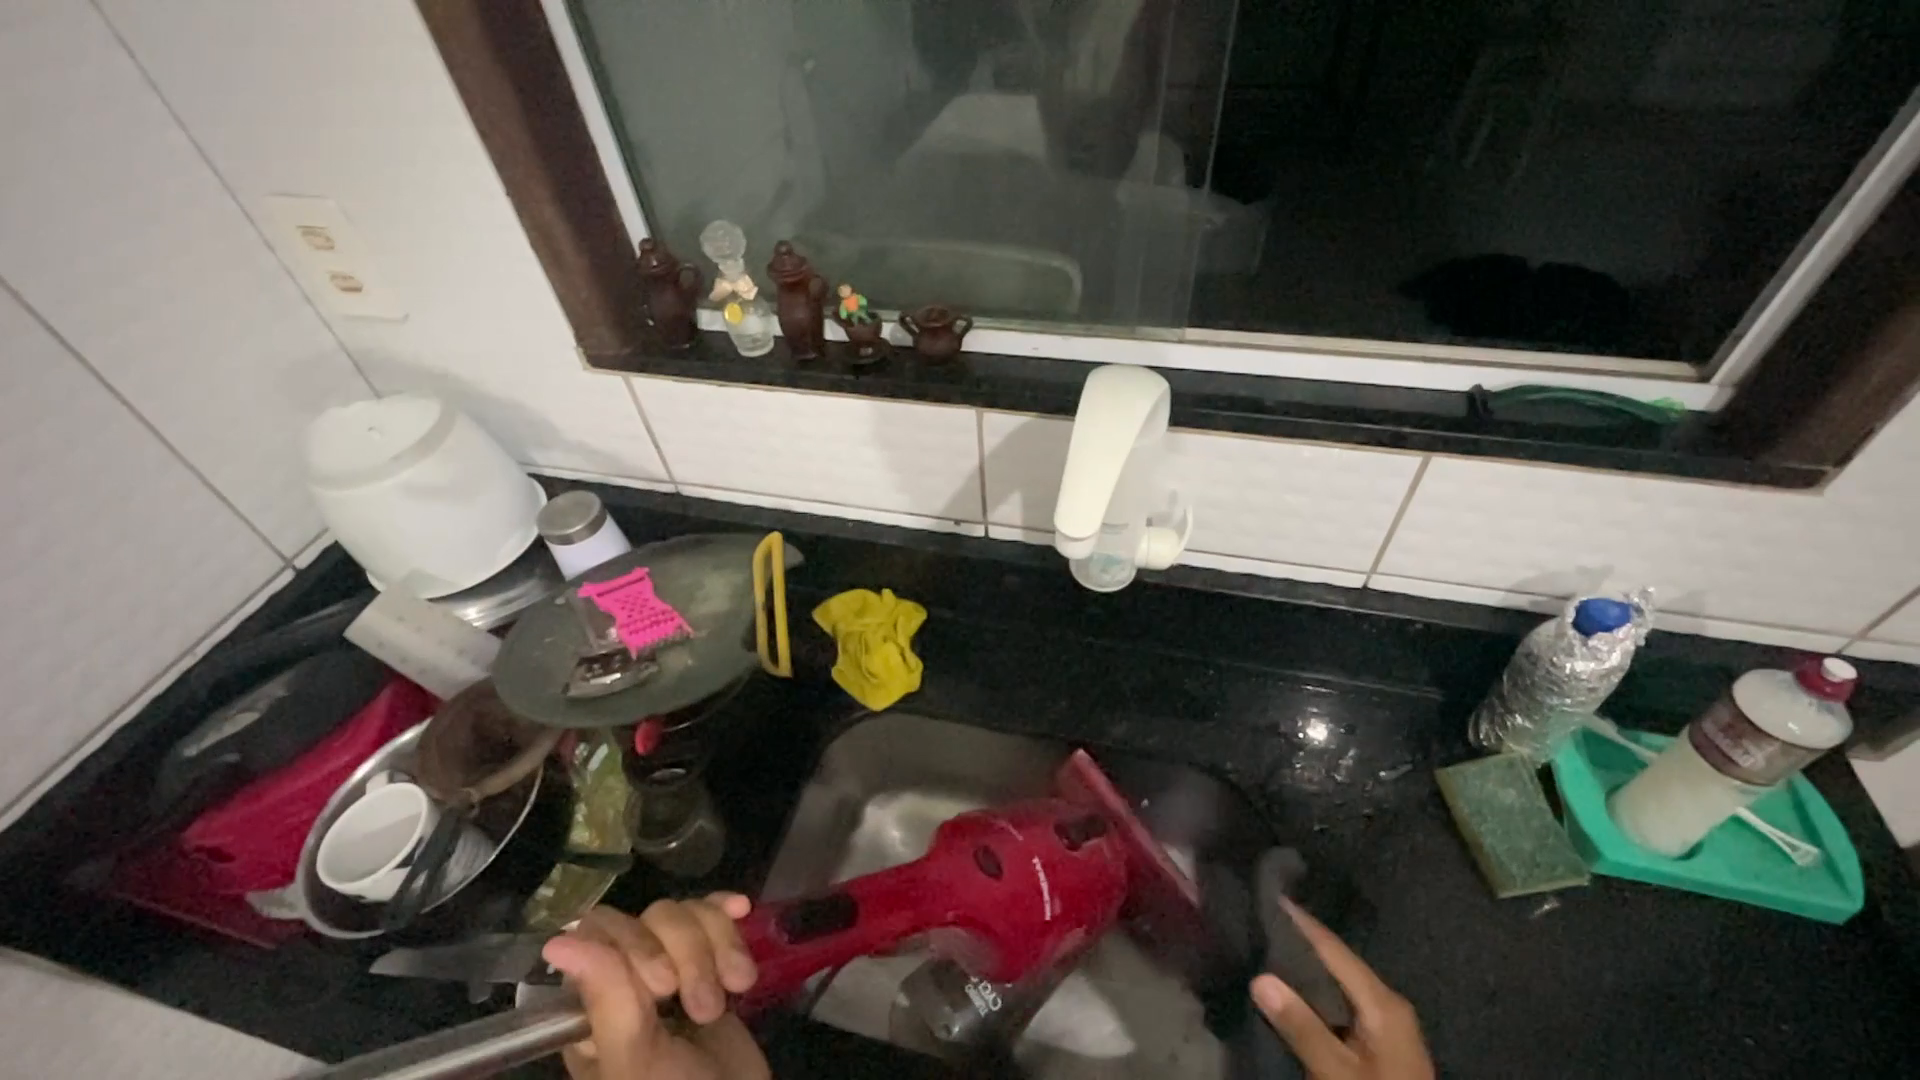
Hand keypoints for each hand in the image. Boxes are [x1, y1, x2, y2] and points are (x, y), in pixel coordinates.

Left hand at [542, 896, 768, 1079]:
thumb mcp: (637, 1064)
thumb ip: (607, 1000)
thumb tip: (557, 943)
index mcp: (593, 1005)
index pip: (601, 933)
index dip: (637, 946)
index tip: (666, 987)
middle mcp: (628, 980)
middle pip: (653, 919)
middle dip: (690, 955)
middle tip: (705, 1008)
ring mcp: (673, 968)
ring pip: (688, 914)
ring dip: (718, 948)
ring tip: (734, 991)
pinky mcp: (711, 962)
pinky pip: (716, 916)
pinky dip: (730, 922)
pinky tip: (743, 913)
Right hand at [1249, 900, 1433, 1079]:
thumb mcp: (1337, 1074)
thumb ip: (1301, 1027)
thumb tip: (1259, 977)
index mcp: (1382, 1002)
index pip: (1332, 948)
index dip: (1299, 922)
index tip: (1265, 896)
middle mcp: (1387, 1002)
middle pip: (1336, 960)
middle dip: (1297, 941)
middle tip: (1255, 922)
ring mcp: (1386, 1022)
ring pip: (1338, 980)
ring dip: (1303, 966)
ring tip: (1263, 948)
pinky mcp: (1380, 1040)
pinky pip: (1341, 999)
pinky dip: (1314, 989)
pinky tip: (1289, 990)